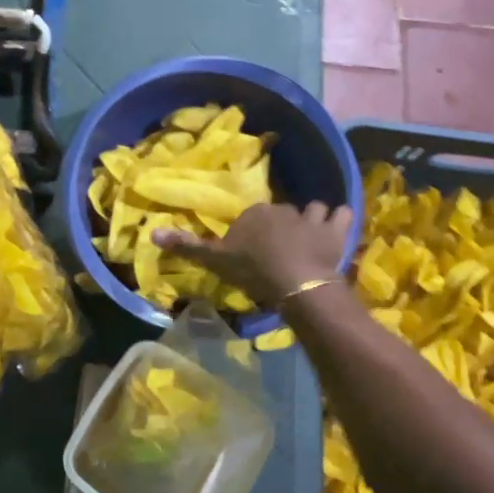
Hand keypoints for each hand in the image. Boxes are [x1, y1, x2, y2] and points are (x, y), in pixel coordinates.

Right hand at [154, 202, 353, 306]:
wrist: (295, 283)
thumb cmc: (253, 271)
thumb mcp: (215, 260)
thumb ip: (187, 246)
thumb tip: (152, 233)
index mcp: (255, 212)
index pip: (251, 216)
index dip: (251, 233)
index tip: (250, 252)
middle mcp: (283, 208)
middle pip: (281, 213)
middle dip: (281, 226)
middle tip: (277, 250)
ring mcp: (312, 218)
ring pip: (313, 209)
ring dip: (312, 219)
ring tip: (309, 236)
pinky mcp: (336, 231)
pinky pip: (341, 214)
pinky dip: (339, 220)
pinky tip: (336, 228)